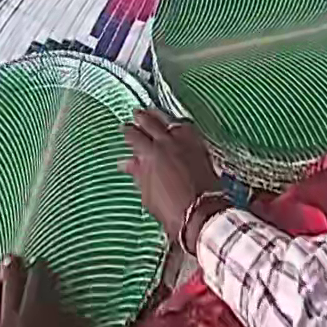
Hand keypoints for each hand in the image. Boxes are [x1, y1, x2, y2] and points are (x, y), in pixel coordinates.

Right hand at [120, 109, 221, 246]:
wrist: (202, 214)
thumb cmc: (172, 210)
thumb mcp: (148, 194)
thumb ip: (138, 173)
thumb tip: (126, 163)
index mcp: (150, 154)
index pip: (134, 136)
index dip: (127, 131)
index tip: (124, 129)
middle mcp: (166, 142)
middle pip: (150, 122)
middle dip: (141, 117)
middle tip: (136, 113)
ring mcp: (184, 142)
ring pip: (169, 121)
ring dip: (159, 116)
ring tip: (153, 113)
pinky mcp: (199, 145)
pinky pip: (187, 127)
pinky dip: (179, 124)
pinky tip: (177, 125)